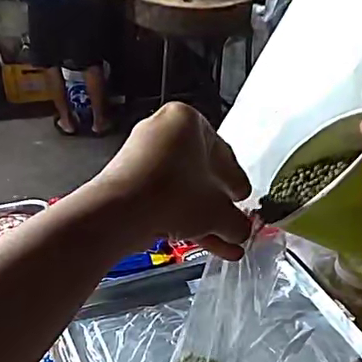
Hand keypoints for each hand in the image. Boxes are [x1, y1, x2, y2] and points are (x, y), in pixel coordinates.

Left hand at [84, 102, 253, 258]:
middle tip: (231, 220)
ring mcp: (140, 159)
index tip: (242, 197)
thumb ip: (237, 221)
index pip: (223, 153)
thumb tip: (239, 229)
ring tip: (220, 241)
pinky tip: (198, 241)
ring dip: (202, 219)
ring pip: (181, 192)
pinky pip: (162, 201)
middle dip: (217, 205)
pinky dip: (180, 220)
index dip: (236, 181)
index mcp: (186, 120)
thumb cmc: (168, 193)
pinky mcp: (127, 185)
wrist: (119, 213)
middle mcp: (160, 132)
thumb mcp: (219, 211)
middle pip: (200, 174)